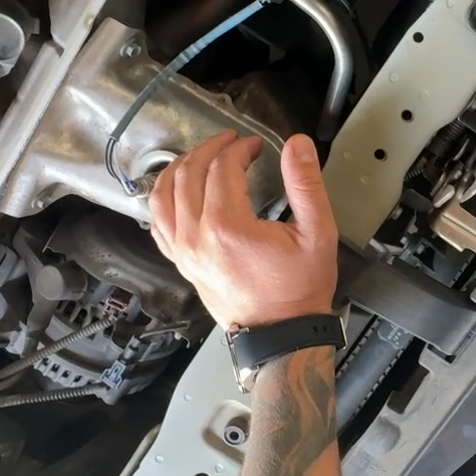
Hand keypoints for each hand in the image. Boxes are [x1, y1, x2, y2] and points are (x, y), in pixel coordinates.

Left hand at [150, 131, 337, 330]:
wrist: (282, 334)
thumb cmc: (300, 288)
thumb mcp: (317, 233)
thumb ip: (306, 185)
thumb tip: (297, 145)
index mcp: (228, 227)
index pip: (222, 168)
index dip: (239, 149)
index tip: (256, 146)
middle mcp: (196, 237)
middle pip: (189, 174)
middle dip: (211, 149)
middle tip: (231, 142)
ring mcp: (183, 253)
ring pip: (164, 194)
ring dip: (181, 167)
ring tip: (202, 157)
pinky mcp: (182, 264)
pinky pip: (158, 223)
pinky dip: (164, 198)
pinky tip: (177, 190)